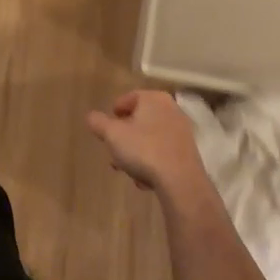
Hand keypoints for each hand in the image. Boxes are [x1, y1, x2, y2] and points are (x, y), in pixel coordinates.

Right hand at [86, 90, 208, 196]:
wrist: (181, 181)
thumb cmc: (144, 150)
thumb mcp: (113, 135)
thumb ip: (98, 123)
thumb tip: (91, 116)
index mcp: (153, 98)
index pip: (129, 98)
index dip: (115, 112)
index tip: (107, 127)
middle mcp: (171, 109)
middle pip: (141, 119)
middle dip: (125, 136)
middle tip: (114, 151)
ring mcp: (182, 131)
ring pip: (151, 138)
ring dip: (137, 152)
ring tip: (126, 169)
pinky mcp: (189, 152)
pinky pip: (163, 152)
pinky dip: (152, 161)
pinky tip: (144, 180)